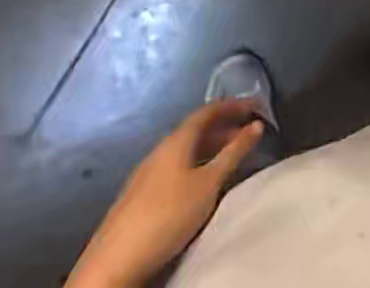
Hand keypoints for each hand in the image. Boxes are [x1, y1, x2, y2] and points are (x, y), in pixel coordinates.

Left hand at [65, 99, 264, 287]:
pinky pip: (175, 167)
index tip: (256, 107)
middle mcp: (160, 150)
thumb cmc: (168, 215)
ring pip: (185, 150)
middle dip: (224, 127)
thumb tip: (256, 125)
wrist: (114, 264)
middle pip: (196, 130)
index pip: (208, 111)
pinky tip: (202, 182)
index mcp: (176, 141)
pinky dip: (196, 164)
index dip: (233, 105)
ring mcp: (146, 173)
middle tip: (249, 133)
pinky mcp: (140, 195)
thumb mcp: (208, 184)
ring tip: (231, 157)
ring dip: (210, 147)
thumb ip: (233, 153)